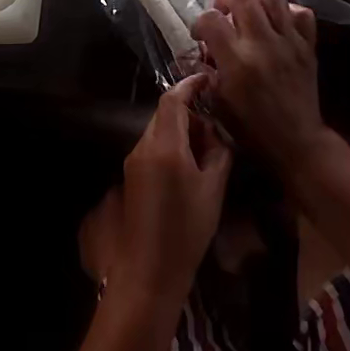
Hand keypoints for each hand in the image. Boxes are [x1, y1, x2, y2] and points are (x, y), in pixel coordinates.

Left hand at [83, 73, 232, 305]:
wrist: (149, 269)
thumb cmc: (187, 228)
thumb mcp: (213, 188)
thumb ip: (218, 153)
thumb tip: (217, 135)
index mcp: (165, 145)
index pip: (172, 99)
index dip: (190, 85)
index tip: (209, 80)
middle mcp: (143, 147)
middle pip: (163, 114)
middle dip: (188, 111)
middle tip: (214, 125)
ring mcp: (133, 162)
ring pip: (157, 131)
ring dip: (180, 129)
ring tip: (206, 149)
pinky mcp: (131, 176)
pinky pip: (152, 147)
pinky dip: (170, 144)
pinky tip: (188, 165)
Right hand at [194, 0, 326, 169]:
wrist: (296, 143)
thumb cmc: (251, 129)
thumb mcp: (218, 103)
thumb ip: (207, 72)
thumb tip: (201, 52)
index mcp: (237, 62)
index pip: (212, 20)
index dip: (200, 22)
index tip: (200, 35)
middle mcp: (263, 45)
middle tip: (222, 12)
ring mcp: (289, 43)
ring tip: (248, 12)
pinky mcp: (308, 47)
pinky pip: (301, 13)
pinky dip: (287, 11)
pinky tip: (277, 22)